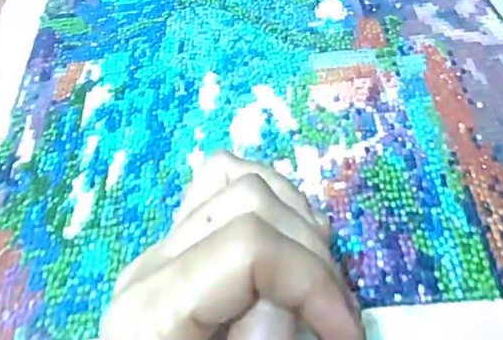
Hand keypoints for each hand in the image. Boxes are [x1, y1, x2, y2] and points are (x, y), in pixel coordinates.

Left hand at [100, 152, 363, 339]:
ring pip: (240, 179)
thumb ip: (259, 339)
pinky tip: (290, 239)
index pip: (248, 244)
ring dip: (295, 220)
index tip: (350, 333)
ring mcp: (164, 248)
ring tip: (320, 278)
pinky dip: (267, 198)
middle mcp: (152, 261)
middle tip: (341, 316)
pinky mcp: (179, 249)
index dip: (310, 279)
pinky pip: (220, 183)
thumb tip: (293, 294)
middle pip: (249, 200)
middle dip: (310, 251)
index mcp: (151, 308)